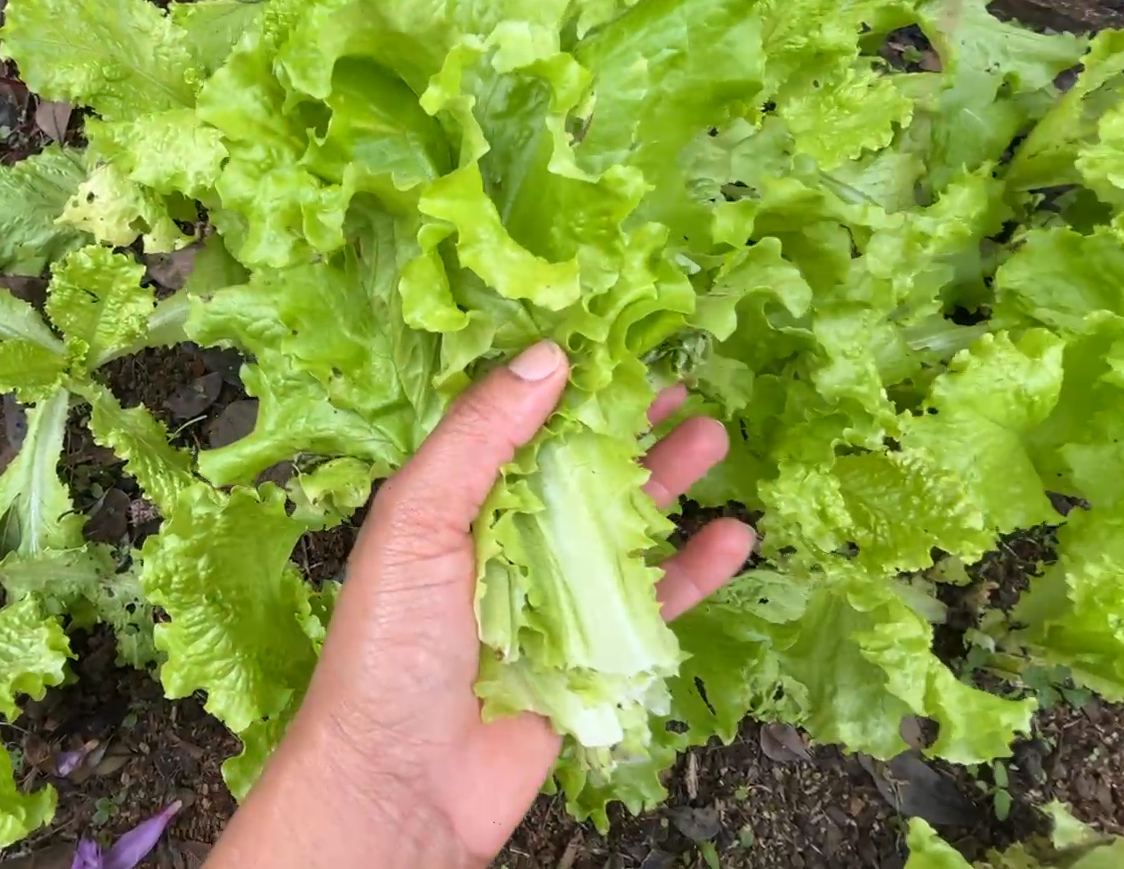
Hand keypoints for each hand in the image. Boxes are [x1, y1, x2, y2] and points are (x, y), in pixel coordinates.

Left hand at [205, 341, 755, 868]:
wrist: (403, 781)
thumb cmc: (392, 642)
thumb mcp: (419, 519)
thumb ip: (478, 437)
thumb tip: (545, 357)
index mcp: (456, 496)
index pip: (516, 423)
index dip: (562, 384)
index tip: (611, 343)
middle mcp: (503, 534)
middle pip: (575, 466)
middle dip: (624, 425)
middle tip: (676, 382)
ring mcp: (549, 591)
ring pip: (619, 523)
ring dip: (666, 481)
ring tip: (711, 435)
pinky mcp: (587, 649)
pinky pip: (650, 600)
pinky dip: (691, 570)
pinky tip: (731, 537)